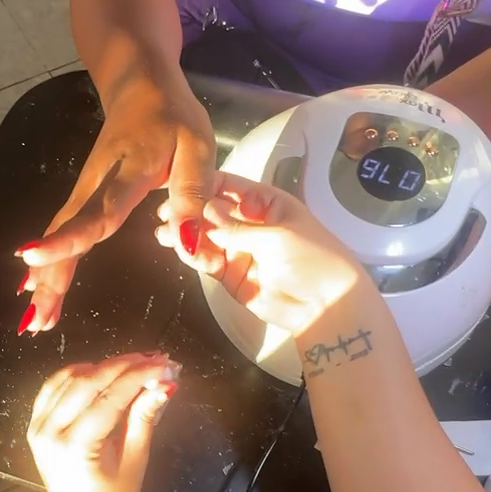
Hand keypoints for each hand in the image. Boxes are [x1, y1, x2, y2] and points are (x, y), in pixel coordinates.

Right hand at [13, 74, 214, 332]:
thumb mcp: (197, 148)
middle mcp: (95, 187)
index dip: (65, 240)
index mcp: (126, 174)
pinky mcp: (82, 199)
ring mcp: (83, 193)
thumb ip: (193, 196)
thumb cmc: (172, 116)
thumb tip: (188, 247)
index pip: (95, 213)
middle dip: (50, 279)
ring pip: (60, 239)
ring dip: (46, 281)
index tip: (32, 259)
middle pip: (67, 236)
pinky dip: (49, 265)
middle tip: (35, 322)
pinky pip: (63, 234)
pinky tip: (34, 291)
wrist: (138, 84)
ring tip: (33, 320)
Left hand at [28, 353, 179, 491]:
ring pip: (68, 380)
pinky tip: (98, 371)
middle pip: (87, 383)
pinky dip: (75, 374)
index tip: (163, 363)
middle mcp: (51, 431)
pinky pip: (52, 388)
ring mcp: (38, 426)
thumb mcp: (134, 464)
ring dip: (101, 366)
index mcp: (76, 446)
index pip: (110, 398)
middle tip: (151, 357)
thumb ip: (143, 421)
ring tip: (132, 363)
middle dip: (122, 366)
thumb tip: (164, 386)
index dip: (138, 376)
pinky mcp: (35, 423)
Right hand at [157, 172, 370, 337]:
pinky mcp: (229, 274)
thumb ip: (237, 227)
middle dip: (188, 212)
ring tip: (164, 235)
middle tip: (165, 215)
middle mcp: (248, 222)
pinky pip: (206, 261)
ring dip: (185, 235)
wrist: (326, 306)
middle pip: (211, 211)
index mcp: (265, 202)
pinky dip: (193, 256)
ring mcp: (237, 249)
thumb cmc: (313, 259)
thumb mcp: (277, 236)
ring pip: (204, 237)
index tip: (179, 189)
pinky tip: (181, 251)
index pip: (228, 186)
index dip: (203, 185)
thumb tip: (204, 210)